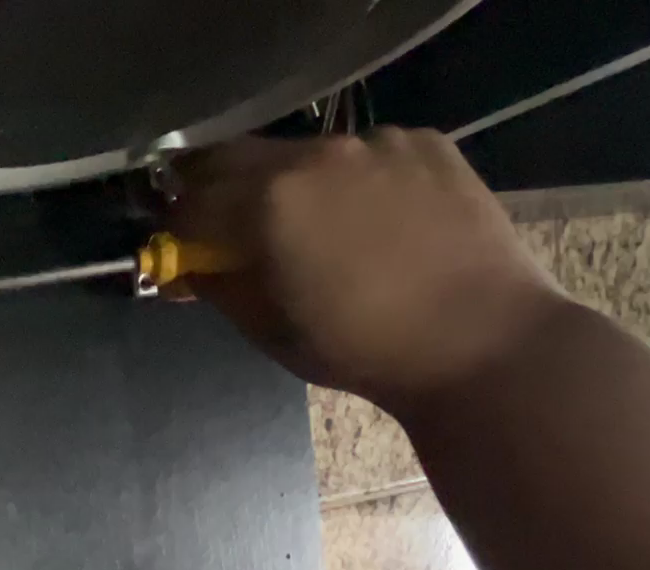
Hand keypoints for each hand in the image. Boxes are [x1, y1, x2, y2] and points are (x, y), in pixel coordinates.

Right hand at [169, 129, 569, 415]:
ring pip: (295, 154)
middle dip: (212, 195)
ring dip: (276, 186)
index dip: (173, 233)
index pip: (188, 205)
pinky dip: (340, 182)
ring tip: (299, 229)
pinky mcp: (422, 143)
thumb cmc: (355, 346)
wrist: (476, 338)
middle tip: (219, 233)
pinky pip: (357, 154)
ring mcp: (374, 143)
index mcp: (266, 204)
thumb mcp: (265, 328)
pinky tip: (362, 221)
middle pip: (232, 159)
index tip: (176, 255)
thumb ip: (215, 286)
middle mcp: (314, 156)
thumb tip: (186, 267)